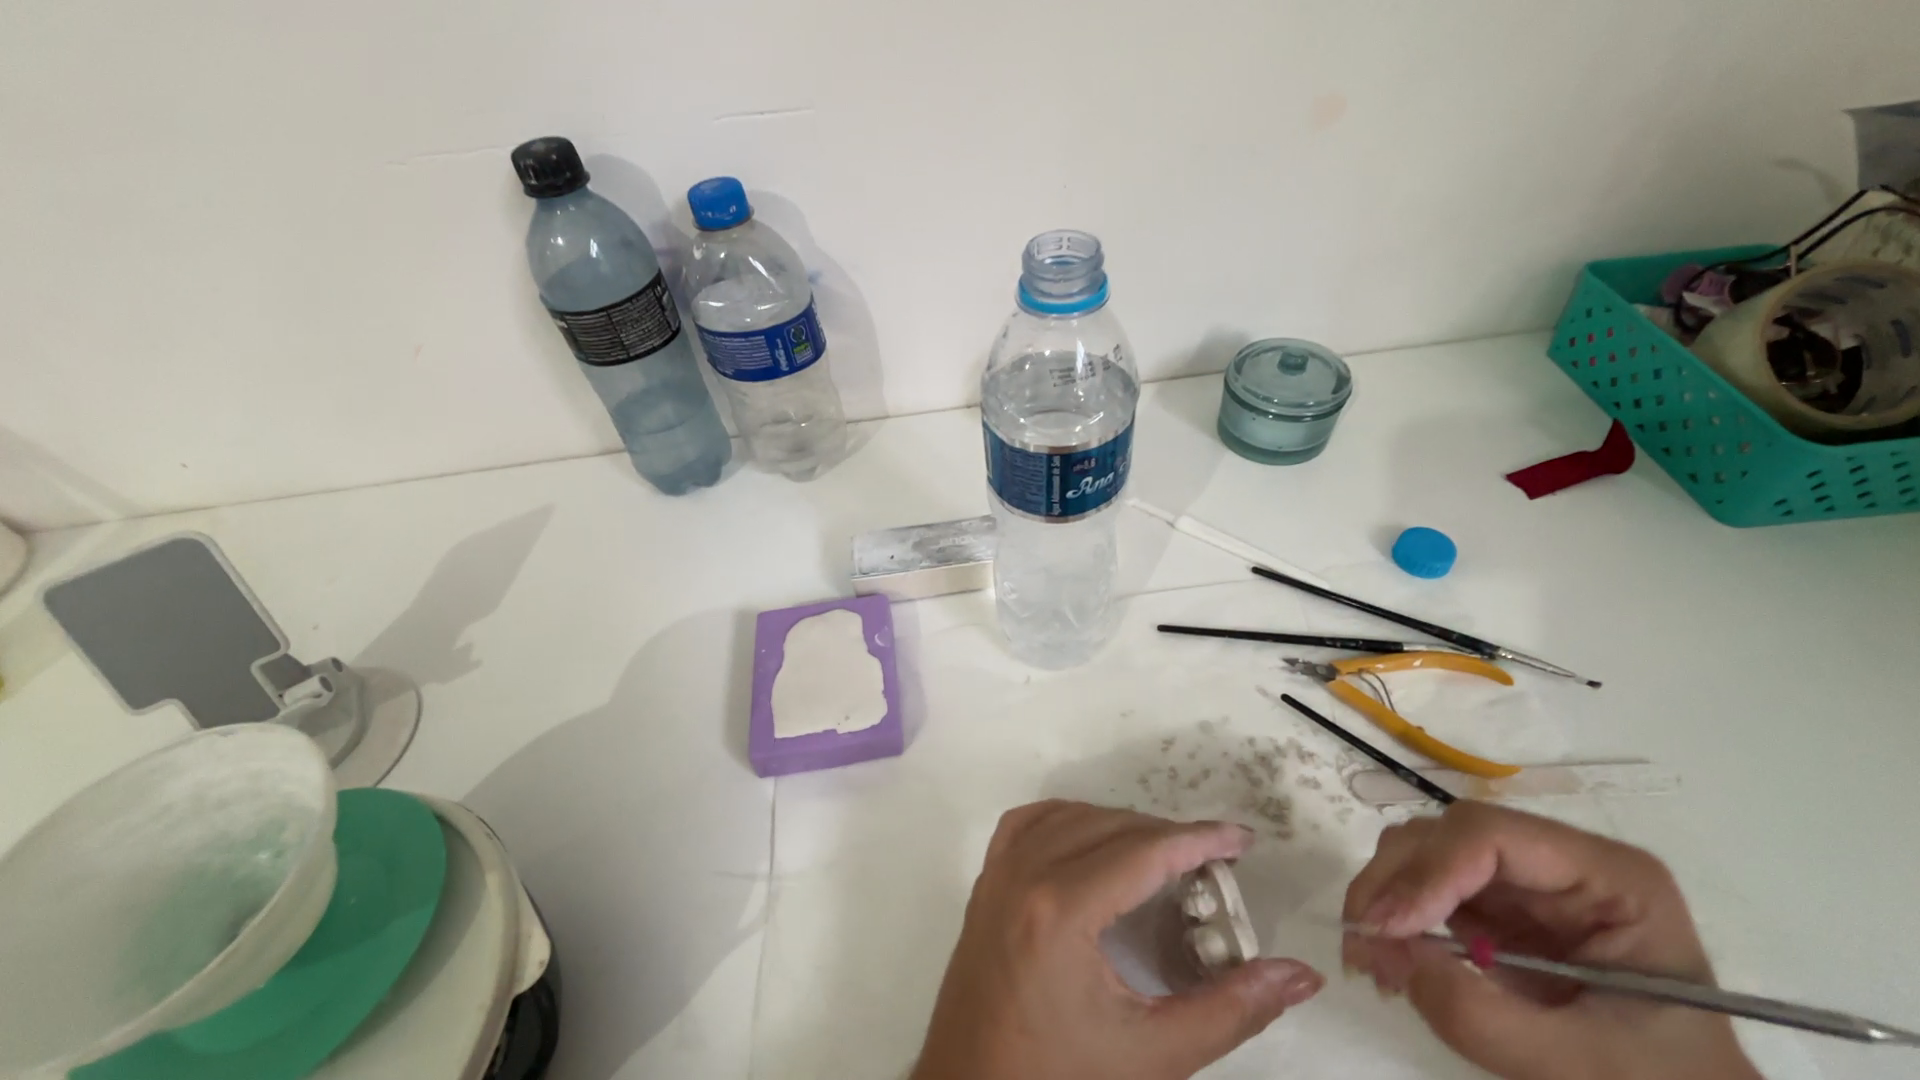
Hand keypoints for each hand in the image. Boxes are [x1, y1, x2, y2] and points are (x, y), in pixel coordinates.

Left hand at [912, 800, 1323, 1079]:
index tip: (1243, 840)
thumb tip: (1300, 975)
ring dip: (1120, 824)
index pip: (1144, 851)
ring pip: (1069, 816)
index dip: (1200, 839)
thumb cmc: (1059, 1075)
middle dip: (1167, 836)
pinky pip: (1028, 824)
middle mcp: (1025, 876)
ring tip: (1163, 856)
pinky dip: (1068, 819)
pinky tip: (1094, 842)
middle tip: (1212, 865)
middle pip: (1110, 826)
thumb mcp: (1153, 1053)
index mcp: (1062, 911)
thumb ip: (1231, 1010)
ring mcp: (997, 875)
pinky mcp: (983, 884)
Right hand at [1343, 801, 1760, 1079]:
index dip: (1429, 872)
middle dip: (1394, 886)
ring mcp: (1524, 884)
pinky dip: (1393, 921)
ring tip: (1372, 963)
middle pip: (1446, 836)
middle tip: (1363, 950)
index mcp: (1609, 878)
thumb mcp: (1580, 1066)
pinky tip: (1389, 962)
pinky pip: (1424, 892)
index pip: (1491, 835)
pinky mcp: (1497, 911)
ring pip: (1423, 854)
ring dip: (1384, 900)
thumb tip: (1392, 954)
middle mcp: (1559, 863)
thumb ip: (1482, 1016)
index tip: (1386, 930)